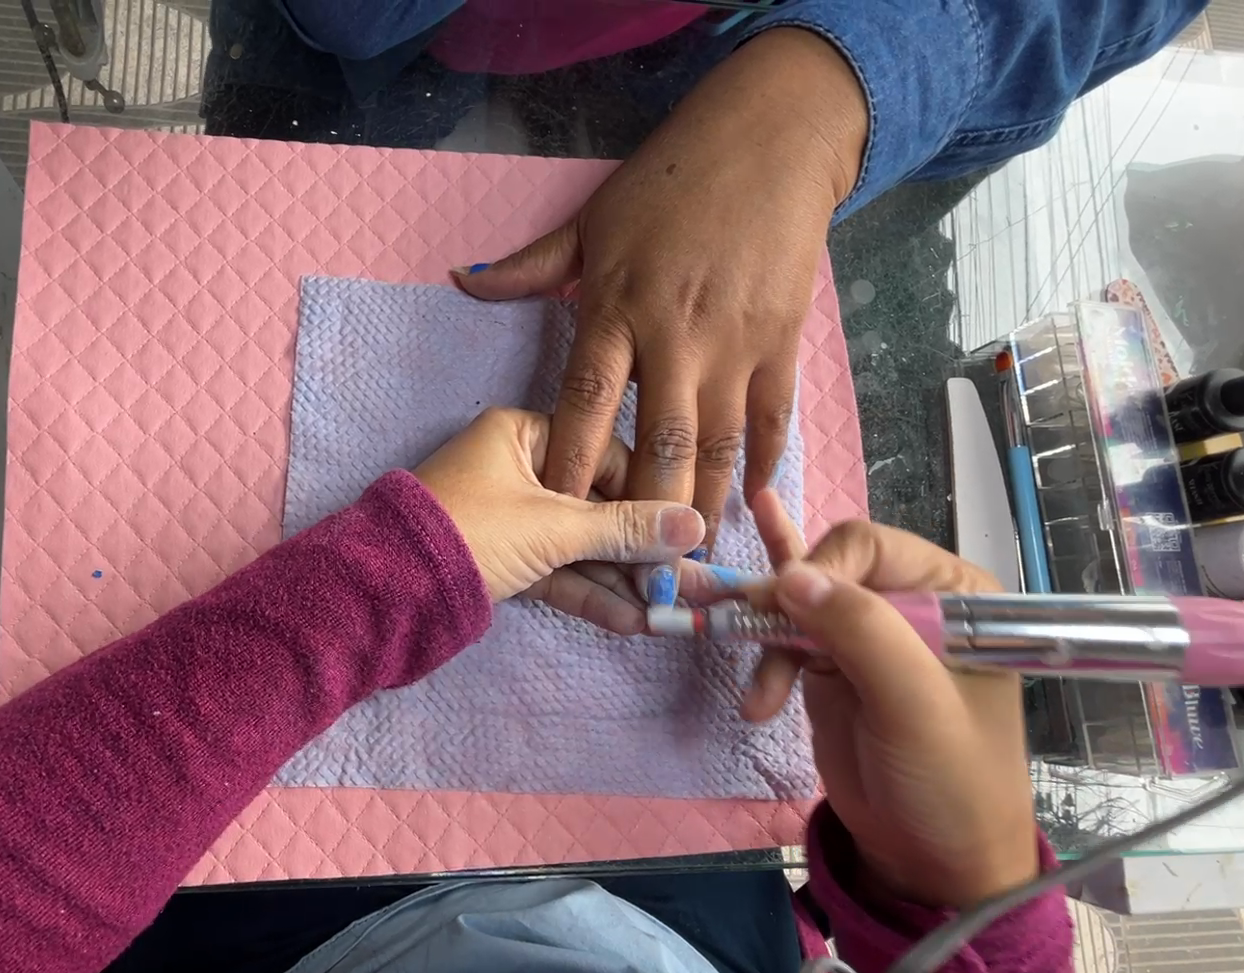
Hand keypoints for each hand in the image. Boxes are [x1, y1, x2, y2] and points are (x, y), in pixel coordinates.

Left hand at [413, 408, 704, 634]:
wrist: (387, 588)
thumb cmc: (471, 531)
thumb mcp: (552, 526)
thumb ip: (624, 528)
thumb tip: (693, 526)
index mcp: (521, 435)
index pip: (603, 455)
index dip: (646, 495)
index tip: (683, 532)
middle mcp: (516, 470)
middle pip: (593, 506)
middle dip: (637, 550)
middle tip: (684, 581)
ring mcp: (508, 519)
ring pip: (576, 546)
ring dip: (618, 580)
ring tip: (666, 611)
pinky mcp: (501, 560)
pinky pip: (554, 571)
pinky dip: (587, 594)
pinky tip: (630, 621)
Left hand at [454, 28, 867, 539]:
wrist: (772, 138)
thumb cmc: (668, 184)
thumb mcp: (588, 222)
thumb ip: (528, 267)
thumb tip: (462, 281)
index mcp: (615, 310)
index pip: (585, 403)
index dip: (572, 465)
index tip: (560, 518)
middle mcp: (672, 337)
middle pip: (655, 440)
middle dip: (648, 508)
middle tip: (641, 563)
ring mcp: (732, 343)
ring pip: (715, 442)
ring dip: (704, 502)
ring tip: (692, 551)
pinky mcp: (782, 342)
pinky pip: (771, 418)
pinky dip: (763, 463)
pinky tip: (751, 500)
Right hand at [685, 492, 1037, 909]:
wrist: (927, 857)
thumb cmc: (947, 784)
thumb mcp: (913, 707)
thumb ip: (861, 633)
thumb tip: (788, 577)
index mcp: (955, 595)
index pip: (870, 548)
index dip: (821, 570)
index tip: (783, 611)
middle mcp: (911, 602)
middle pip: (825, 569)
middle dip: (785, 606)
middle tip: (756, 642)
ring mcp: (866, 633)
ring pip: (795, 602)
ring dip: (767, 643)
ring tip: (760, 699)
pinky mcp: (831, 663)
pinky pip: (786, 634)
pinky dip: (763, 650)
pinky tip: (750, 668)